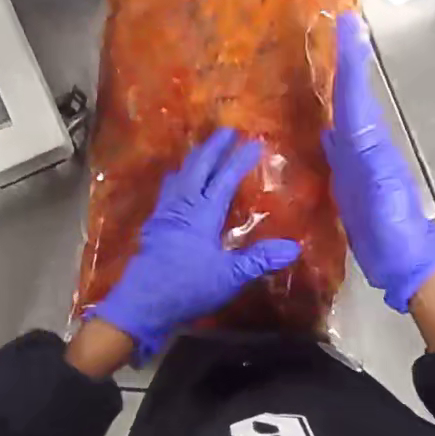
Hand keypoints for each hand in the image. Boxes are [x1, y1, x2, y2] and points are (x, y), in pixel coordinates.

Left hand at [91, 128, 302, 358]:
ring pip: (179, 178)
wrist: (141, 303)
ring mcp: (163, 216)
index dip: (239, 161)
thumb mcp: (228, 277)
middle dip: (212, 149)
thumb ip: (258, 260)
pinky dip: (176, 180)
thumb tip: (293, 247)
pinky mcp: (153, 228)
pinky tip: (175, 186)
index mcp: (201, 214)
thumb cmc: (186, 288)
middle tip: (226, 131)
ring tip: (201, 151)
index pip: (224, 180)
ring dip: (192, 161)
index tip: (254, 142)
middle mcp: (181, 207)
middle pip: (197, 169)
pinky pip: (167, 193)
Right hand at [323, 10, 434, 312]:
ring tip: (313, 68)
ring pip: (339, 119)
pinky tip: (311, 128)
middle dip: (340, 66)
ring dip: (330, 93)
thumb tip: (334, 130)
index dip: (349, 61)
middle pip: (349, 99)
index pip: (355, 96)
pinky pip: (330, 149)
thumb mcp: (379, 194)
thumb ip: (362, 161)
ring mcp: (354, 166)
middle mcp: (362, 148)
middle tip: (327, 31)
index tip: (345, 22)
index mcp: (370, 146)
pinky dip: (321, 131)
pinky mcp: (345, 185)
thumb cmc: (394, 230)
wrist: (403, 262)